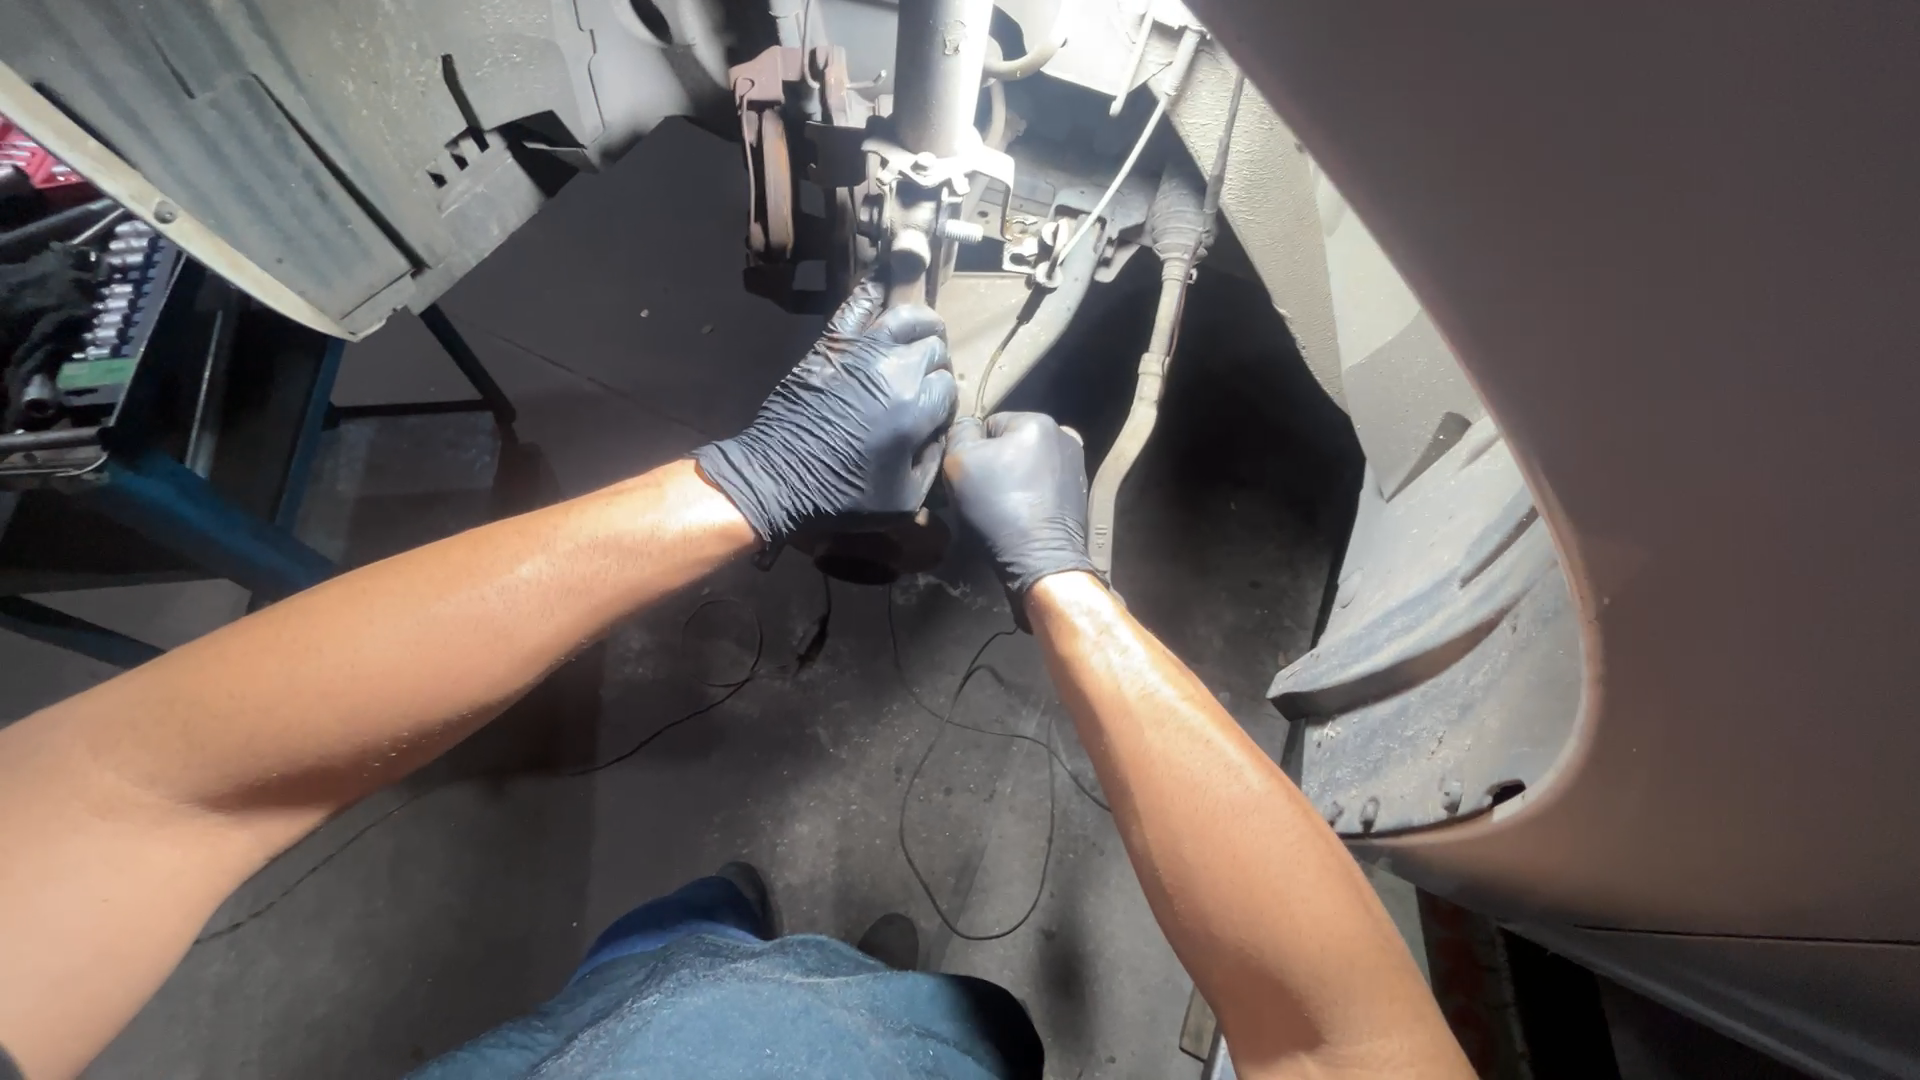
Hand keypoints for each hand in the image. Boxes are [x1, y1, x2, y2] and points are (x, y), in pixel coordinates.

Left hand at [692, 278, 955, 543]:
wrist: (779, 478)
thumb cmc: (844, 496)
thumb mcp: (907, 499)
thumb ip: (934, 460)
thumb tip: (940, 432)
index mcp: (917, 410)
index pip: (948, 386)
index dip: (945, 400)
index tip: (934, 413)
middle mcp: (896, 371)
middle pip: (934, 348)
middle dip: (937, 363)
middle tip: (925, 380)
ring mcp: (862, 351)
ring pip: (907, 318)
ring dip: (922, 324)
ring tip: (923, 334)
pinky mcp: (831, 344)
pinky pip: (857, 307)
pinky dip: (872, 295)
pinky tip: (882, 293)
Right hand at [943, 412, 1098, 598]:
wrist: (1040, 561)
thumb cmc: (997, 508)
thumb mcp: (960, 462)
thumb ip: (959, 432)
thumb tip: (969, 428)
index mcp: (1038, 421)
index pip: (989, 424)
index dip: (972, 451)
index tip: (969, 477)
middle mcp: (1064, 436)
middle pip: (1010, 444)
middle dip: (995, 463)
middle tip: (983, 494)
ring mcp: (1076, 465)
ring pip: (1027, 464)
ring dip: (1014, 479)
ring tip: (1003, 507)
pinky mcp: (1079, 493)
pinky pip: (1043, 485)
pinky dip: (1031, 495)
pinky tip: (1022, 514)